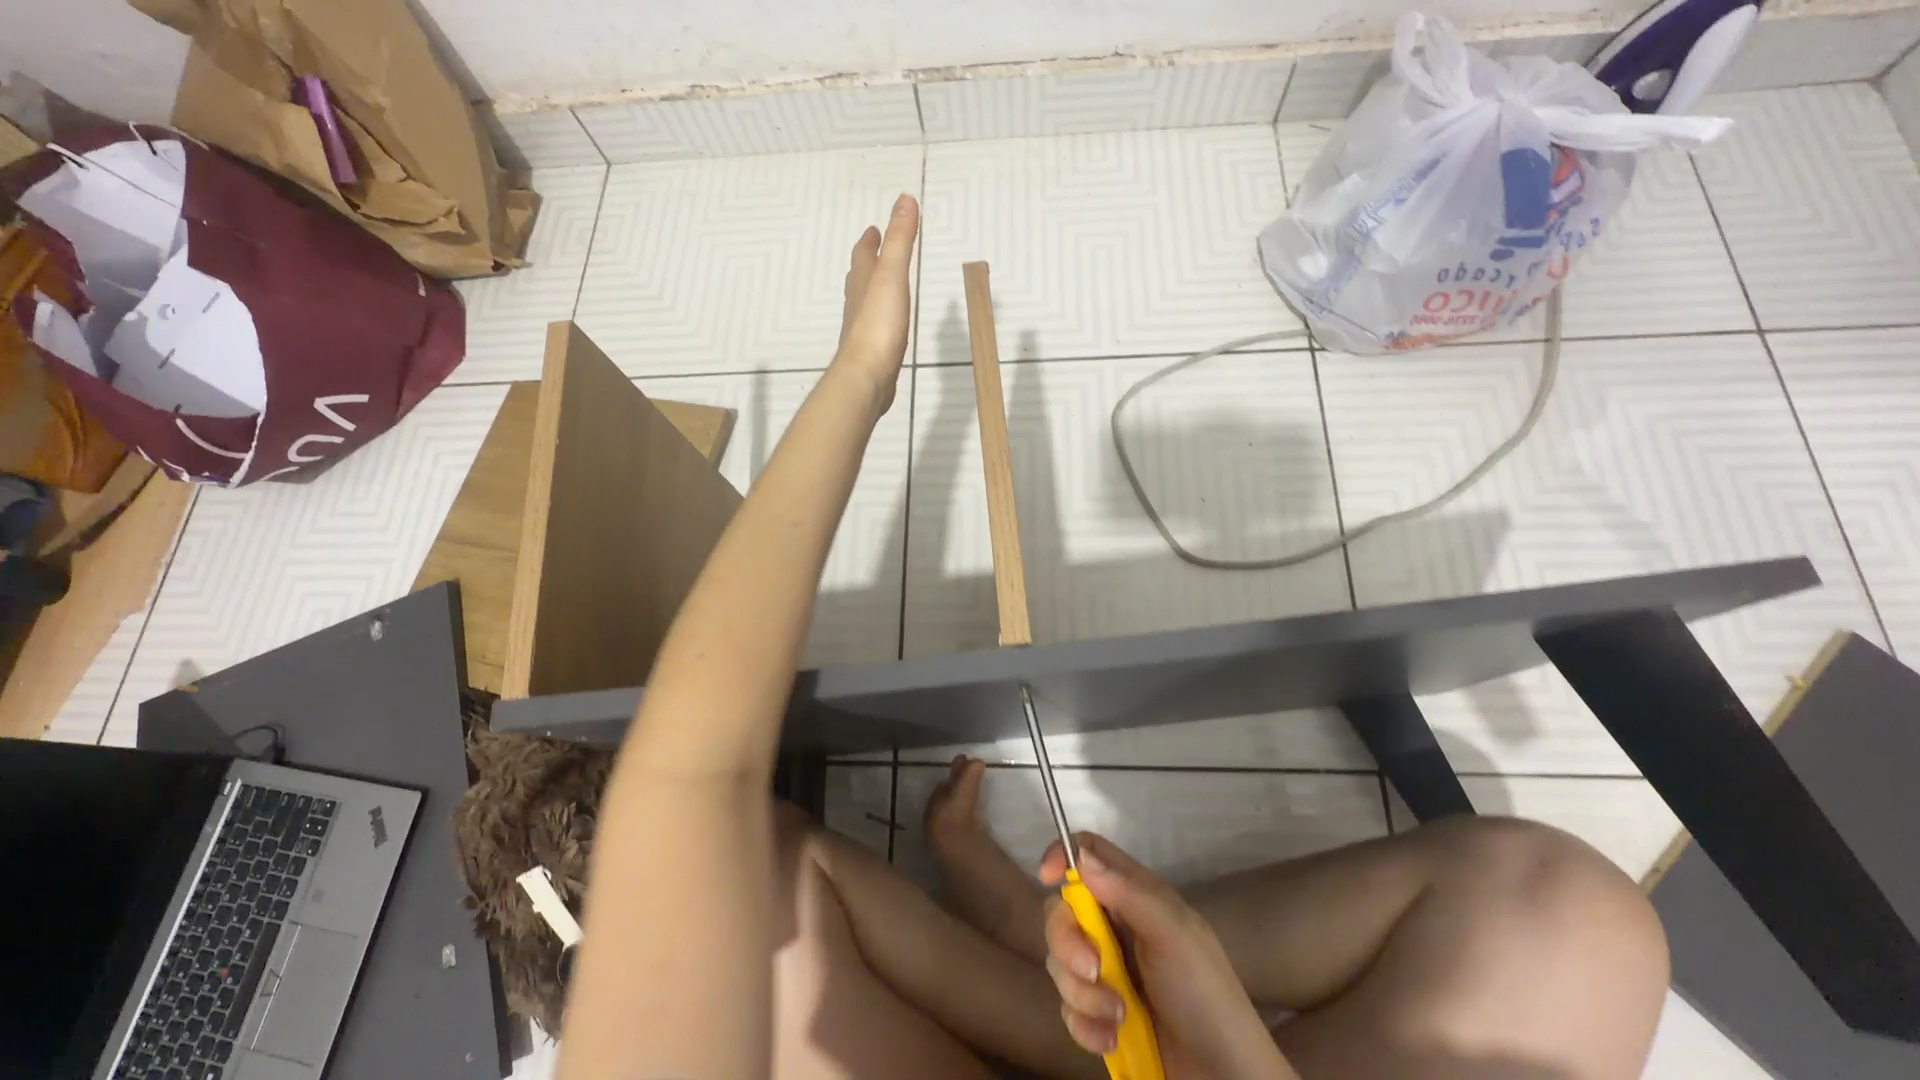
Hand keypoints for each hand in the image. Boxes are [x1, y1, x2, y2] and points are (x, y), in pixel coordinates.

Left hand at [833, 194, 919, 414]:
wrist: (866, 377)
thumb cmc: (878, 325)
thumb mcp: (891, 276)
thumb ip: (899, 240)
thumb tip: (904, 199)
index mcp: (862, 282)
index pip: (863, 254)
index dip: (869, 240)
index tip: (873, 229)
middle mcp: (857, 304)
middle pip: (860, 277)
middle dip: (867, 262)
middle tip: (874, 251)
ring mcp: (862, 330)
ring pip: (865, 302)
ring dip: (871, 290)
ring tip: (882, 285)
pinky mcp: (871, 353)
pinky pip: (875, 327)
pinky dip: (880, 318)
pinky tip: (888, 327)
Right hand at [1041, 834, 1296, 1079]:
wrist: (1220, 1075)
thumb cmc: (1204, 994)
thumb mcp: (1174, 936)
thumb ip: (1129, 893)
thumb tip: (1081, 855)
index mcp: (1136, 897)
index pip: (1090, 853)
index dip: (1064, 855)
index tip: (1047, 877)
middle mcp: (1115, 927)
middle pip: (1062, 912)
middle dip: (1069, 945)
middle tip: (1095, 971)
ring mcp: (1105, 971)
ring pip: (1060, 964)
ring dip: (1084, 995)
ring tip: (1119, 1017)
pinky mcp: (1098, 1012)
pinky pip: (1067, 1008)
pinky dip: (1085, 1026)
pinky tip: (1111, 1039)